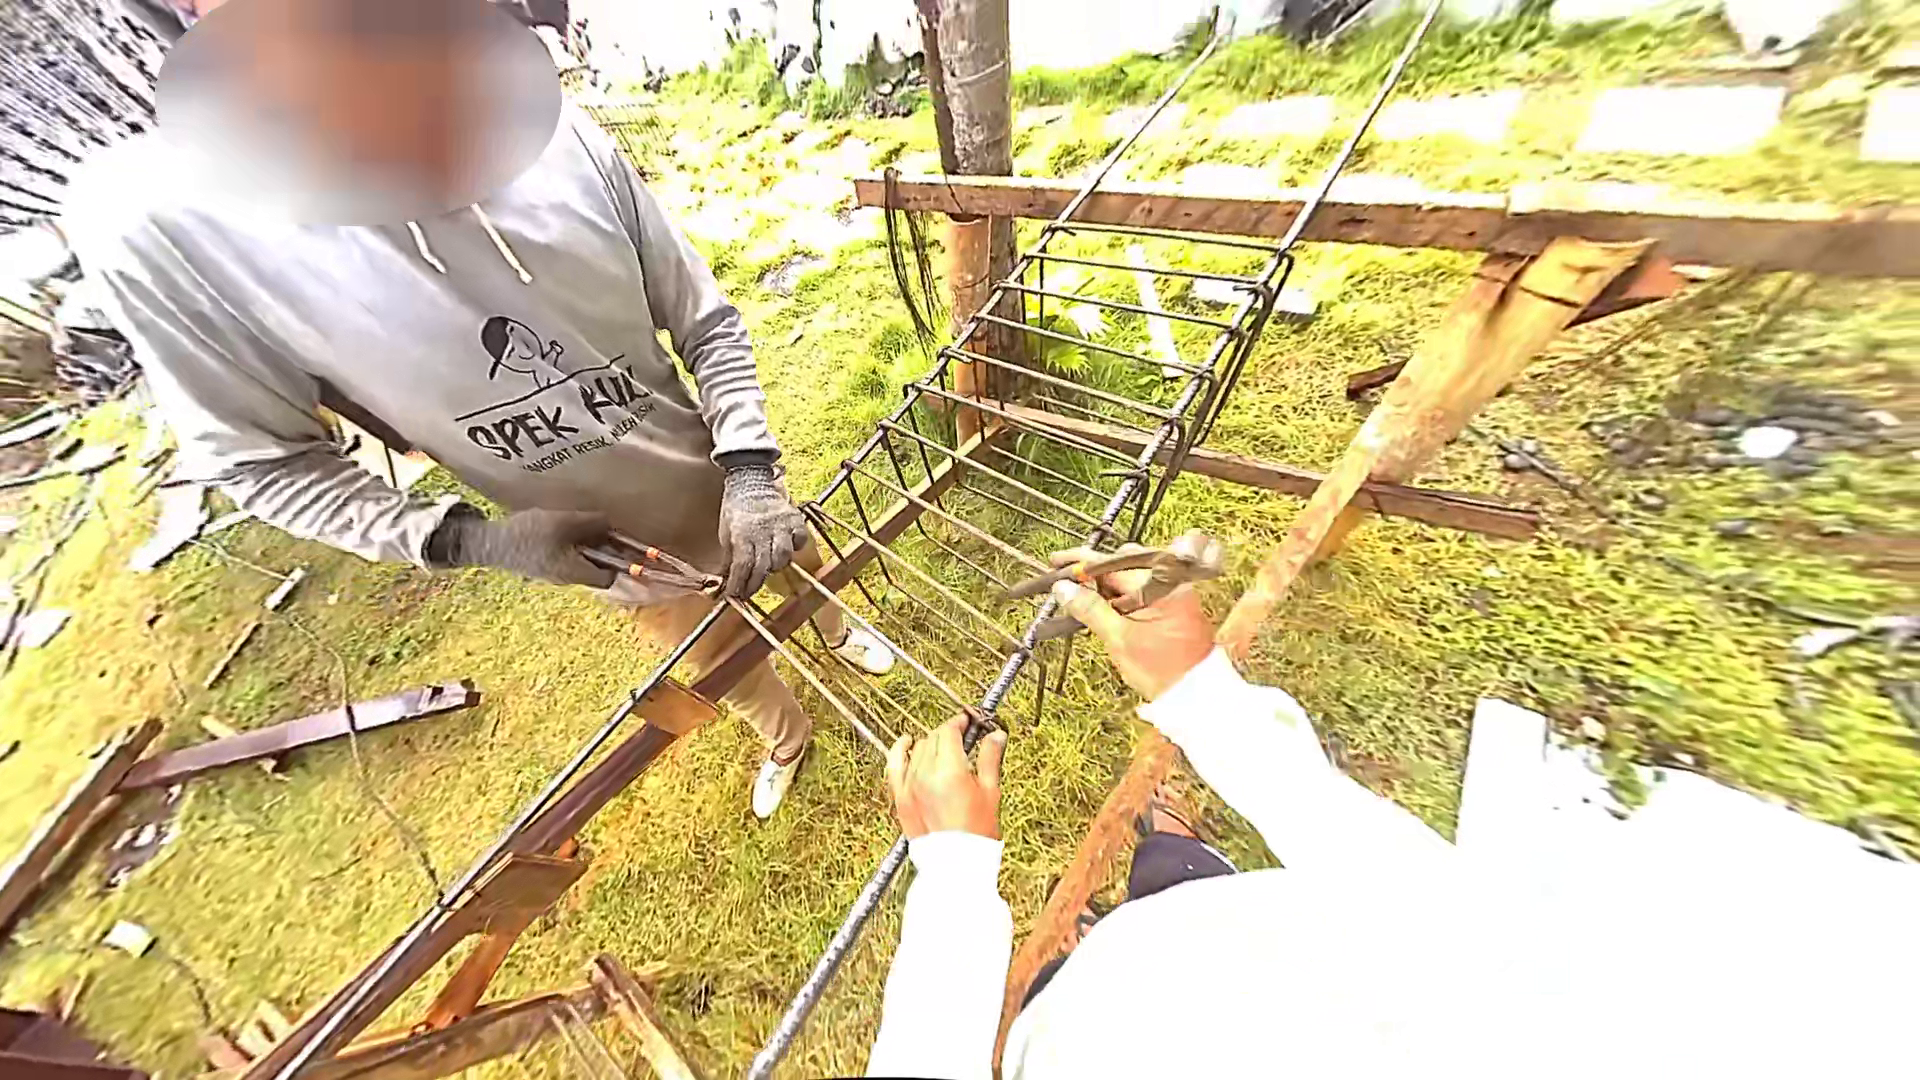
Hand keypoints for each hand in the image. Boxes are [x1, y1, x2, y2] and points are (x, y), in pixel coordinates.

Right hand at [433, 506, 615, 587]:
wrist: (486, 543)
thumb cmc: (528, 534)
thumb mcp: (565, 522)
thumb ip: (593, 523)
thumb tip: (611, 523)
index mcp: (576, 572)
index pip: (609, 578)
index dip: (621, 563)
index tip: (623, 544)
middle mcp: (567, 578)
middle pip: (597, 570)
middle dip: (606, 552)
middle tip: (608, 533)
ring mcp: (553, 573)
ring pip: (582, 563)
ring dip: (589, 547)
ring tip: (589, 528)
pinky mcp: (542, 565)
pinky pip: (566, 558)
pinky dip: (574, 546)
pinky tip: (569, 530)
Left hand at [718, 464, 810, 597]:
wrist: (751, 481)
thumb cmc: (735, 510)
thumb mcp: (725, 533)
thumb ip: (728, 558)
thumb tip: (724, 584)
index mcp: (743, 532)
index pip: (743, 565)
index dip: (739, 584)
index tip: (734, 597)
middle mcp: (764, 530)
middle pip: (763, 566)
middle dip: (754, 583)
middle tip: (748, 592)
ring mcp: (782, 525)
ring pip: (783, 557)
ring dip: (775, 567)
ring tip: (767, 568)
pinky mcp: (796, 520)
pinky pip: (800, 541)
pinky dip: (795, 548)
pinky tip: (786, 549)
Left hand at [887, 713, 1007, 839]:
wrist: (956, 867)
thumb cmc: (977, 833)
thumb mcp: (990, 792)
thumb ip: (990, 758)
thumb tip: (996, 734)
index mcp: (950, 772)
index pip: (949, 731)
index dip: (959, 722)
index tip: (968, 721)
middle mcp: (925, 775)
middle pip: (934, 738)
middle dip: (949, 734)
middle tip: (963, 737)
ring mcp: (909, 785)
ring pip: (918, 749)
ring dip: (932, 744)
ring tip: (946, 750)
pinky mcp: (900, 797)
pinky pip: (894, 764)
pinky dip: (900, 750)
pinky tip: (907, 742)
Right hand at [1049, 543, 1215, 700]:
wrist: (1194, 695)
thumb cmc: (1161, 670)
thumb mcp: (1118, 638)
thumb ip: (1090, 609)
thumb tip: (1063, 587)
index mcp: (1161, 585)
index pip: (1114, 563)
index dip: (1081, 562)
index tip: (1057, 561)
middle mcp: (1170, 582)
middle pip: (1121, 563)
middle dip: (1092, 572)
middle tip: (1065, 583)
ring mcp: (1172, 593)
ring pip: (1128, 577)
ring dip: (1103, 585)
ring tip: (1078, 598)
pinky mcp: (1170, 606)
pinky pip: (1137, 591)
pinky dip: (1117, 596)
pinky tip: (1100, 607)